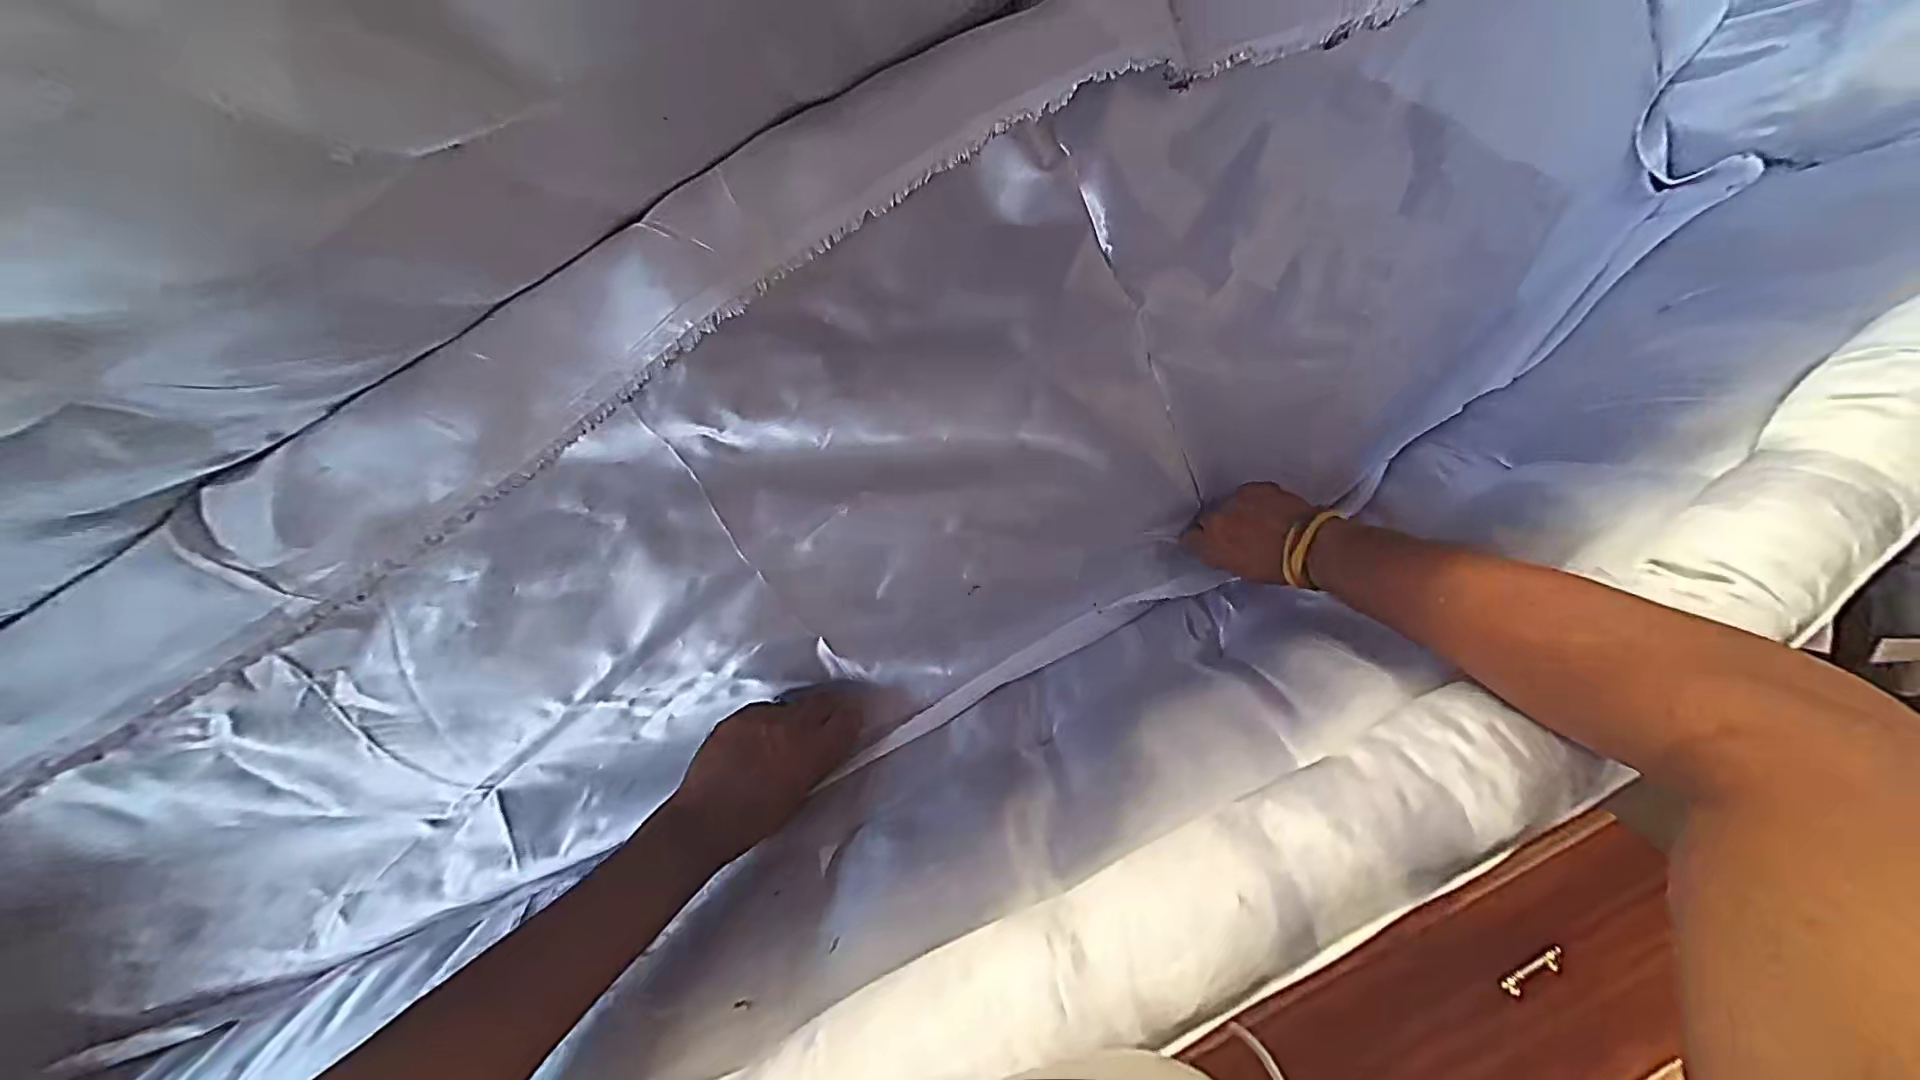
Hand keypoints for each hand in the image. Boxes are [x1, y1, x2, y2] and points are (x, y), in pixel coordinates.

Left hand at [670, 686, 863, 862]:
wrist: (704, 819)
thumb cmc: (756, 819)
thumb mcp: (799, 794)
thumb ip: (818, 764)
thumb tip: (828, 748)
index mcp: (812, 749)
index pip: (846, 719)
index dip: (851, 718)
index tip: (852, 720)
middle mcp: (790, 725)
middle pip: (821, 701)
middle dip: (829, 708)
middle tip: (830, 717)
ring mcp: (761, 717)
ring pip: (791, 705)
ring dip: (796, 716)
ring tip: (787, 734)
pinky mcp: (737, 717)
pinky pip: (762, 712)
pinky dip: (766, 722)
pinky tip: (758, 739)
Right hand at [1180, 481, 1314, 584]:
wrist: (1310, 545)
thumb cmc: (1277, 567)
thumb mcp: (1241, 569)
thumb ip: (1222, 555)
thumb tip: (1221, 548)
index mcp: (1210, 545)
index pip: (1188, 539)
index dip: (1198, 541)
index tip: (1209, 544)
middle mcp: (1215, 519)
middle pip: (1205, 518)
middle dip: (1216, 524)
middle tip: (1235, 532)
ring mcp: (1234, 500)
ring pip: (1225, 503)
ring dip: (1234, 510)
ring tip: (1254, 519)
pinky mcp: (1254, 487)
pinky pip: (1246, 493)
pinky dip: (1253, 500)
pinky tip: (1268, 508)